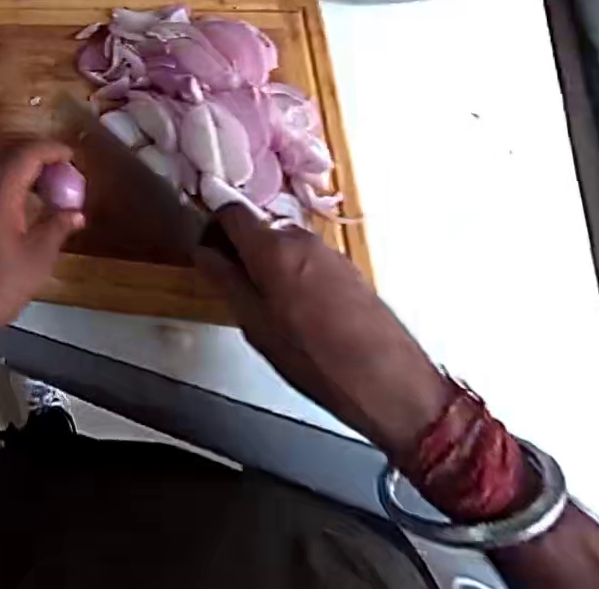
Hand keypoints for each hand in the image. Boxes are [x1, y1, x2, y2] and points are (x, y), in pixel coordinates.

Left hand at [0, 141, 84, 348]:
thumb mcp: (37, 257)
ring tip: (40, 189)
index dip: (54, 150)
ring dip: (16, 168)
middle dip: (37, 159)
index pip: (30, 151)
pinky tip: (12, 203)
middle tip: (61, 176)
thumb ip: (58, 226)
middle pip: (10, 152)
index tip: (73, 157)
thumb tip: (76, 213)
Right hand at [196, 206, 454, 456]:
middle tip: (232, 283)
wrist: (395, 386)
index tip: (207, 251)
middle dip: (239, 247)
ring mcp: (328, 251)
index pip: (230, 211)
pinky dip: (292, 269)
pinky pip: (306, 256)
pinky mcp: (347, 267)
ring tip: (266, 301)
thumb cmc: (315, 359)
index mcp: (272, 247)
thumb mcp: (256, 325)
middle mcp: (300, 238)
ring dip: (266, 259)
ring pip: (282, 242)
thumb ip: (225, 280)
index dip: (213, 226)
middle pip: (257, 226)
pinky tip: (297, 308)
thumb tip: (204, 252)